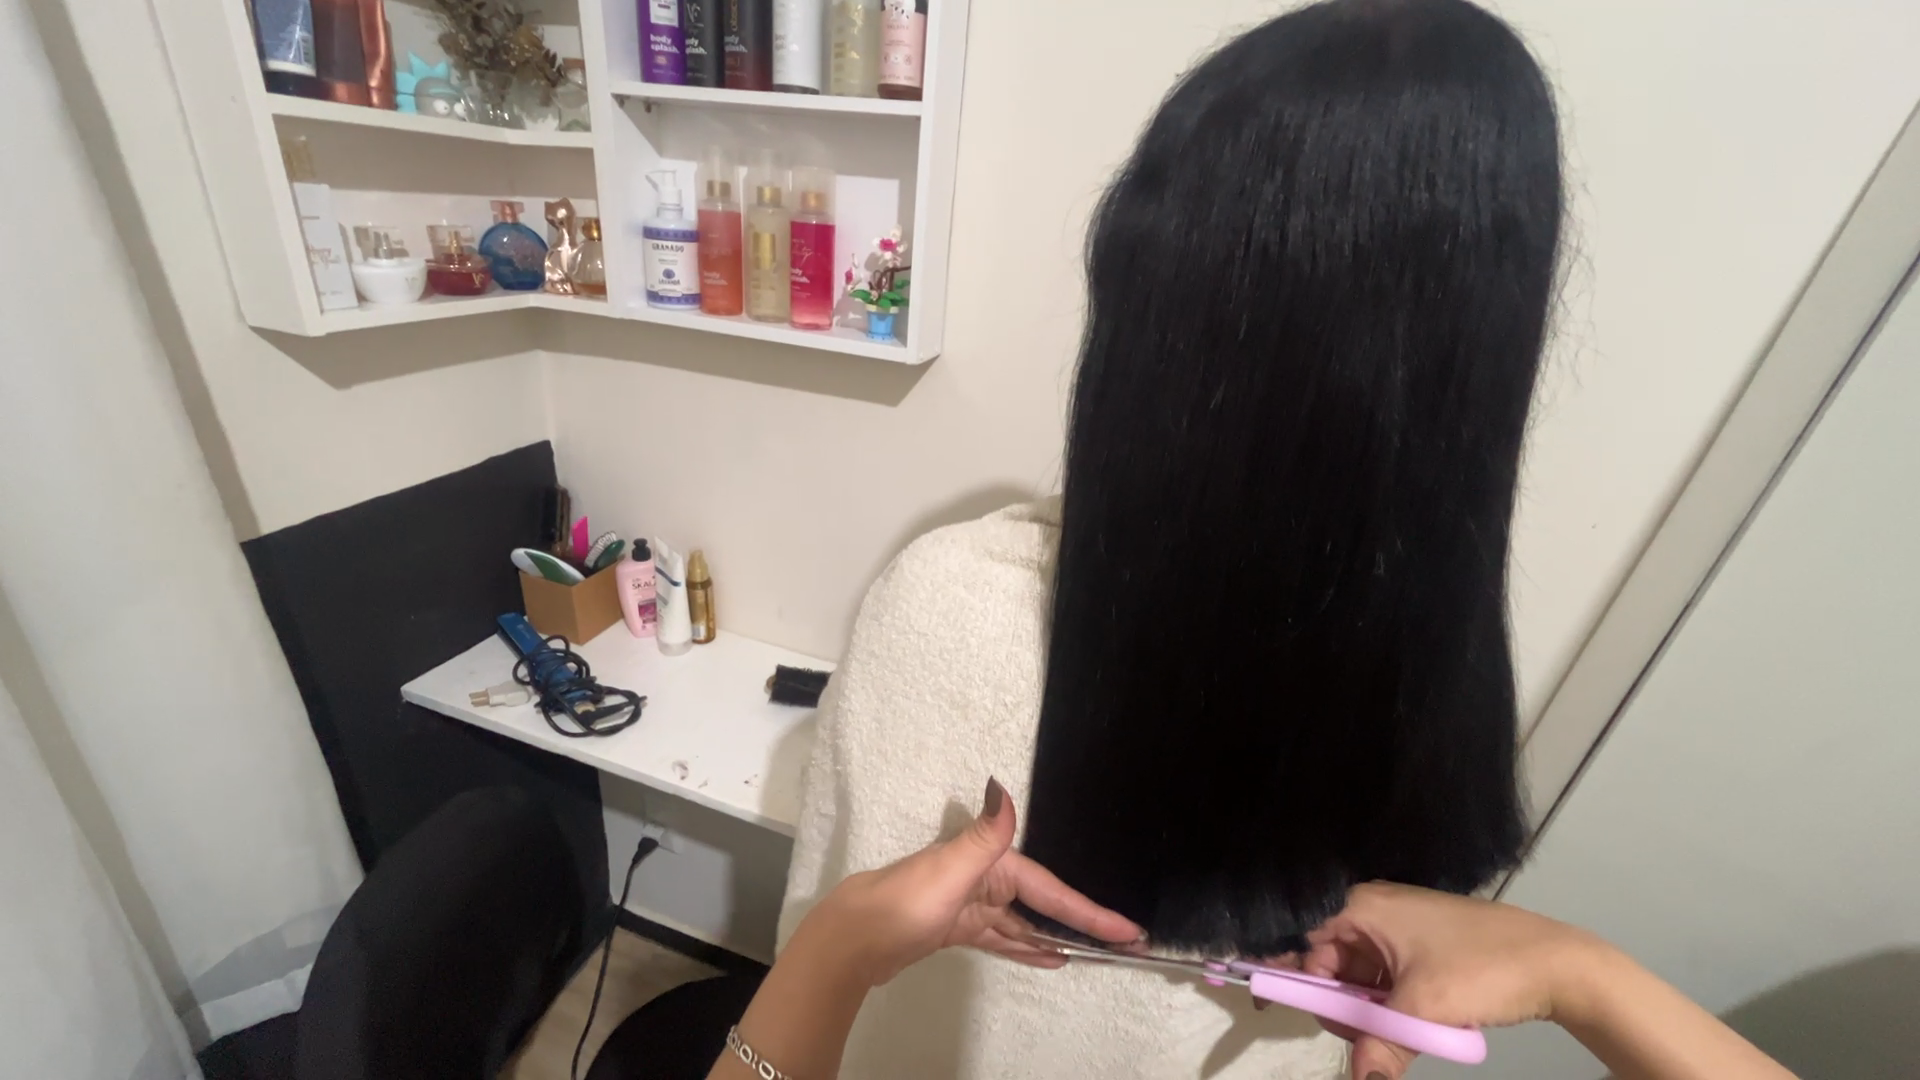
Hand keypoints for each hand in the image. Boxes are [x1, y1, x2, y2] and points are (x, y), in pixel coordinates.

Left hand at [793, 777, 1144, 985]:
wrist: (856, 937)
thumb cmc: (907, 902)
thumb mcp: (950, 869)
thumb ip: (983, 835)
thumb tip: (1002, 785)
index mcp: (990, 862)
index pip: (1051, 888)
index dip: (1089, 909)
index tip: (1126, 928)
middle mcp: (986, 878)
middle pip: (1044, 902)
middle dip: (1082, 921)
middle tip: (1123, 943)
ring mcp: (973, 904)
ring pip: (1026, 921)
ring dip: (1058, 935)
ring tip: (1095, 952)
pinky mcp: (960, 928)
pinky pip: (1004, 937)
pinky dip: (1027, 946)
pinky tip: (1050, 957)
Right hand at [1302, 882, 1610, 1079]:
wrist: (1558, 963)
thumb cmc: (1479, 967)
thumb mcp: (1426, 1008)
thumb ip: (1383, 1043)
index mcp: (1359, 906)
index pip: (1303, 935)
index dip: (1289, 970)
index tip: (1280, 1004)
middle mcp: (1370, 909)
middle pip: (1329, 956)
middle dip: (1336, 999)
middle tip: (1355, 1036)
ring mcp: (1396, 926)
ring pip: (1357, 969)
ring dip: (1364, 1005)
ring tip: (1385, 1035)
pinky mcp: (1418, 944)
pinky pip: (1383, 973)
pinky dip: (1385, 1000)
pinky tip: (1401, 1023)